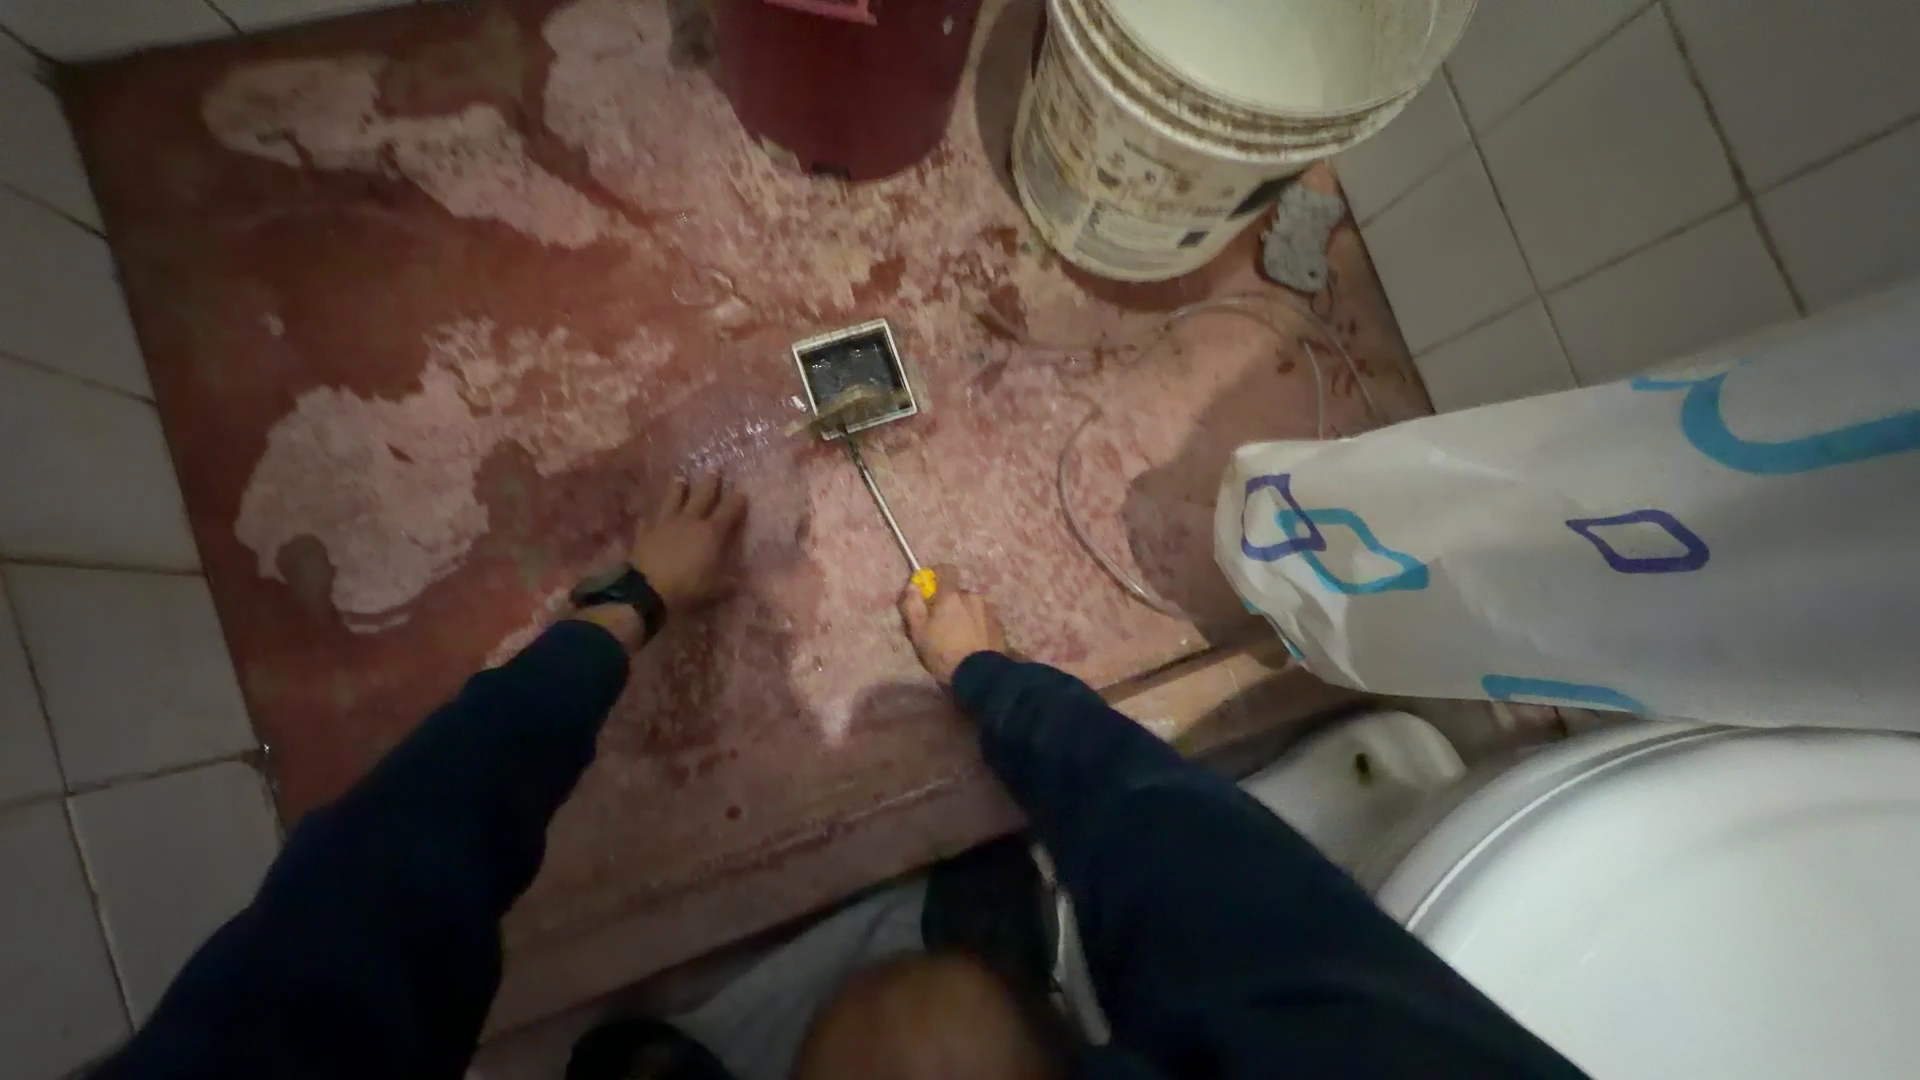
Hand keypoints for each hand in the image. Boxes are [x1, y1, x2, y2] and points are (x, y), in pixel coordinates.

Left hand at [631, 471, 748, 612]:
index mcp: (711, 533)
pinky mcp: (645, 532)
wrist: (647, 589)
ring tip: (680, 477)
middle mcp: (689, 521)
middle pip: (701, 496)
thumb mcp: (716, 588)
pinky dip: (650, 516)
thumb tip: (741, 581)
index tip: (742, 493)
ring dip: (677, 488)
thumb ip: (730, 582)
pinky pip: (648, 520)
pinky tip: (648, 514)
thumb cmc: (688, 587)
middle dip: (710, 483)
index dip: (737, 501)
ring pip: (673, 499)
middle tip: (714, 469)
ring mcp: (665, 524)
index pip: (729, 511)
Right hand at [898, 575, 1007, 684]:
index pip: (945, 570)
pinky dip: (977, 625)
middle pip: (958, 593)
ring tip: (959, 638)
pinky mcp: (999, 625)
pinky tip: (973, 643)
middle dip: (950, 603)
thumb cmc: (943, 653)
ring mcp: (989, 610)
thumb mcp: (918, 632)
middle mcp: (972, 596)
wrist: (980, 675)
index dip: (936, 575)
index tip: (930, 589)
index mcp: (951, 595)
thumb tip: (912, 584)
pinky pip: (984, 619)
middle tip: (942, 624)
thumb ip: (913, 605)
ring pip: (972, 606)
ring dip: (965, 615)